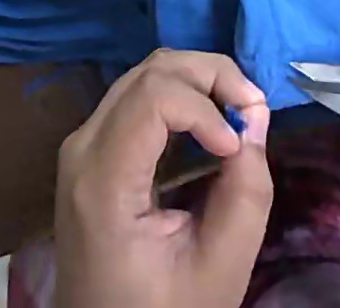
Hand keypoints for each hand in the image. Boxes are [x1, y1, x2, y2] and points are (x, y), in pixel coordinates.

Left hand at [54, 50, 271, 307]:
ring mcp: (84, 141)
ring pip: (147, 72)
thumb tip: (255, 117)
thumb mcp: (220, 269)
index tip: (237, 147)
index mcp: (103, 180)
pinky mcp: (95, 143)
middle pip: (152, 71)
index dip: (205, 106)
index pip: (153, 96)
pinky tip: (211, 117)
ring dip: (199, 79)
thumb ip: (246, 192)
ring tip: (238, 109)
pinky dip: (183, 91)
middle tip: (253, 108)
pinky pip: (140, 92)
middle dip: (211, 75)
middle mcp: (84, 145)